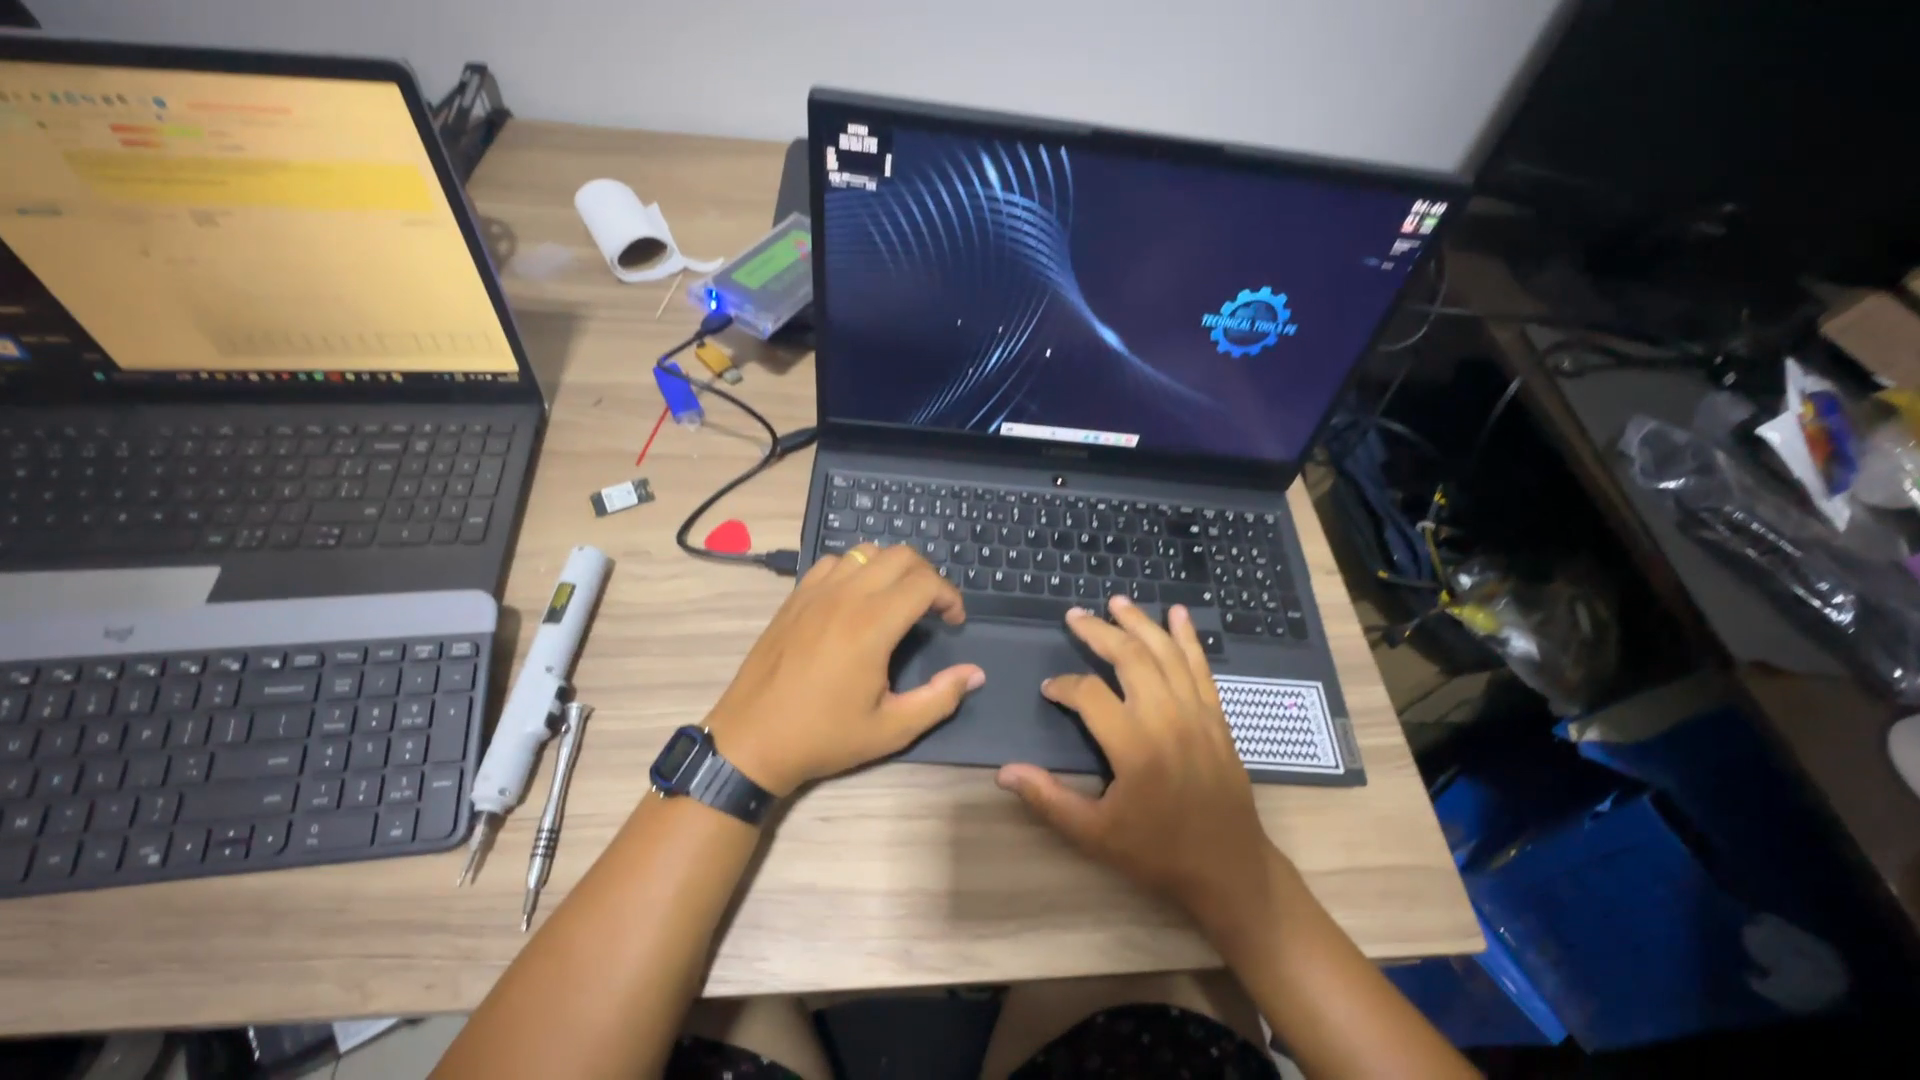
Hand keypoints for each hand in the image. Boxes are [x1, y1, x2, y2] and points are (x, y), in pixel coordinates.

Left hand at [703, 542, 983, 796]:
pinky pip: (833, 562)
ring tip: (898, 600)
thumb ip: (939, 698)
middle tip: (933, 609)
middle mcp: (845, 596)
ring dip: (892, 568)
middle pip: (900, 555)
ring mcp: (815, 592)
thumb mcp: (891, 729)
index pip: (925, 582)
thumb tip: (974, 674)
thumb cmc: (823, 737)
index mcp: (872, 625)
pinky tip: (857, 600)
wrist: (751, 740)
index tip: (954, 623)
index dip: (950, 596)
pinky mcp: (794, 598)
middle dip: (927, 575)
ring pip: (866, 551)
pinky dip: (856, 569)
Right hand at [996, 595, 1282, 931]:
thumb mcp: (1094, 834)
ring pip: (1166, 653)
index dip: (1063, 686)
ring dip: (1140, 623)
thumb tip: (1004, 772)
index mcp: (1134, 746)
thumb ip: (1048, 799)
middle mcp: (1167, 719)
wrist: (1228, 869)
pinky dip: (1188, 638)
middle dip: (1099, 632)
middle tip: (1075, 615)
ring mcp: (1198, 714)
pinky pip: (1201, 668)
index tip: (1049, 690)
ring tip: (1117, 601)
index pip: (1089, 694)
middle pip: (1130, 657)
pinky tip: (1178, 615)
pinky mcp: (1218, 718)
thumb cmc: (1157, 853)